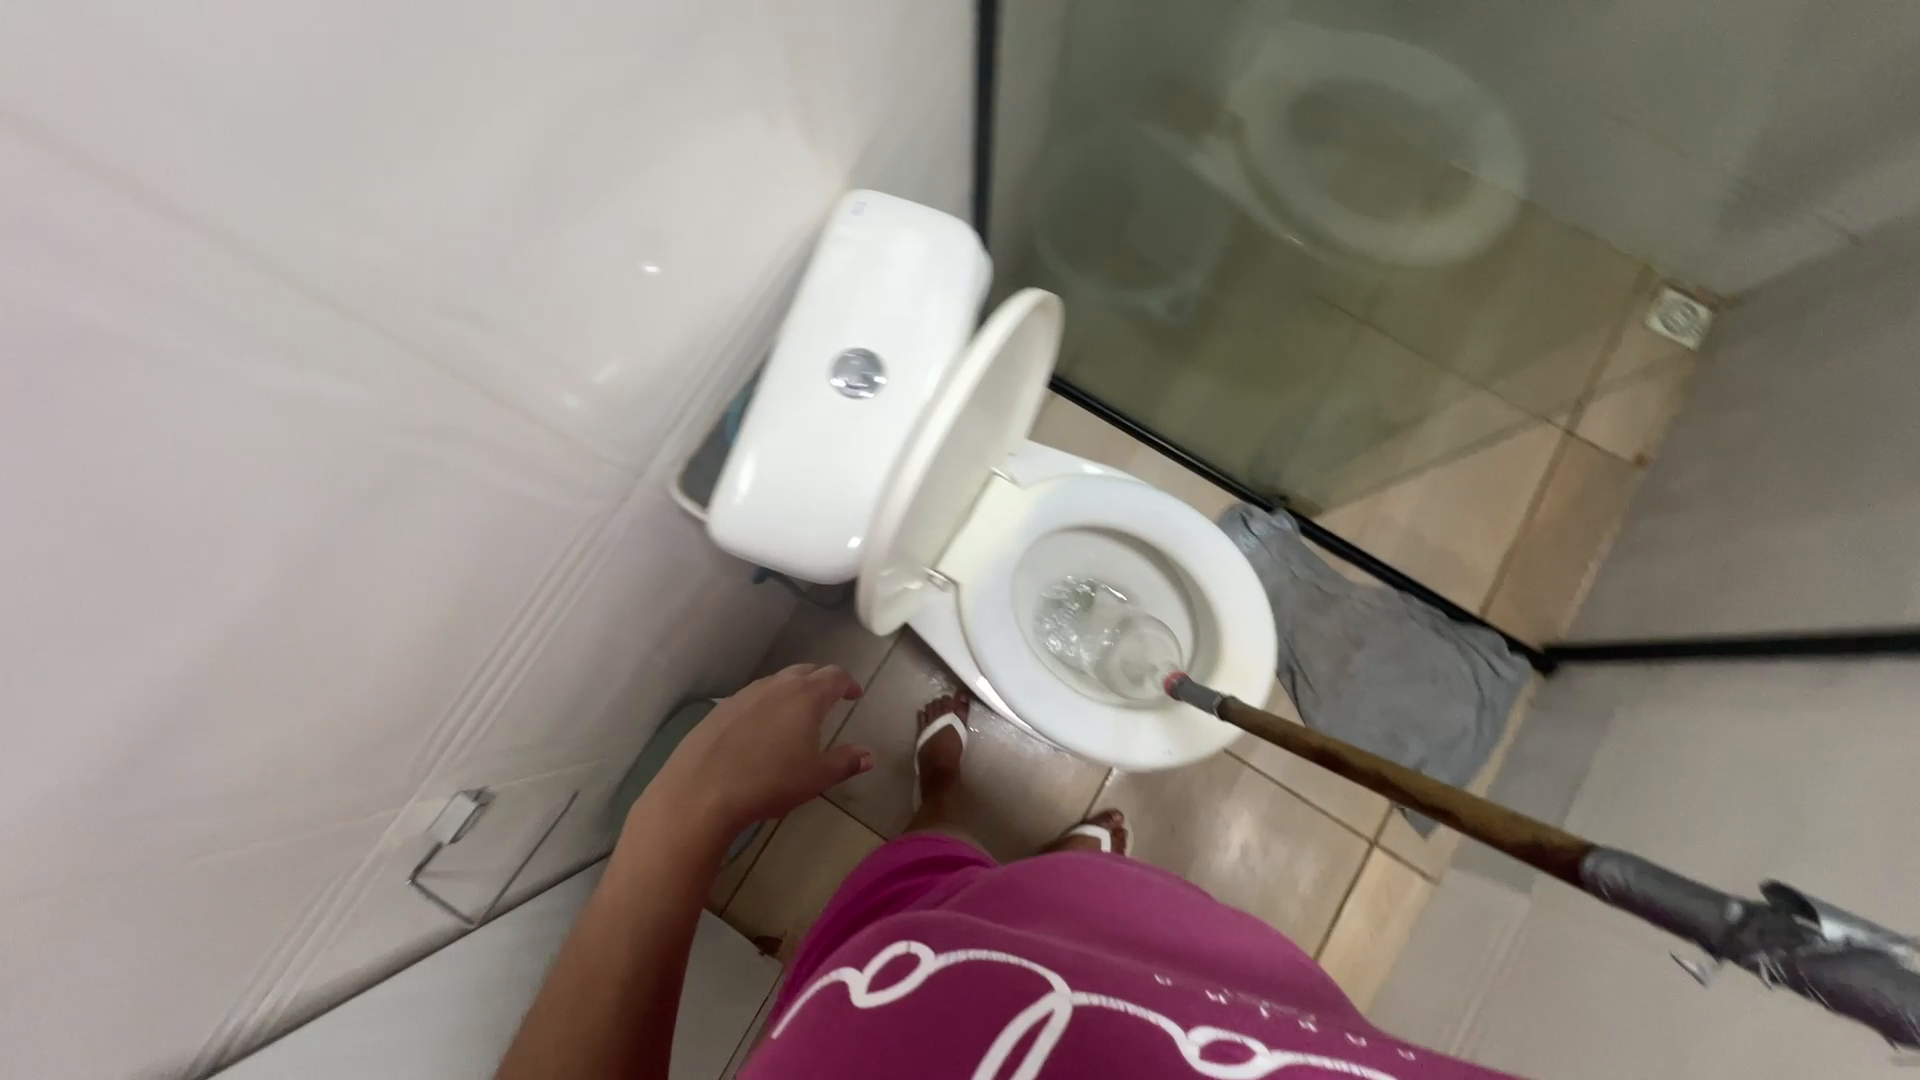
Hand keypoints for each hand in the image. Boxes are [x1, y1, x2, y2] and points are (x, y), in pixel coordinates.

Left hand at [647, 664, 872, 836]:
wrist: (701, 791)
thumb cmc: (769, 782)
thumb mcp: (816, 778)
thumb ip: (845, 762)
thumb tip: (869, 755)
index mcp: (806, 696)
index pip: (835, 675)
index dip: (848, 683)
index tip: (854, 694)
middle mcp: (777, 686)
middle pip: (805, 671)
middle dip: (820, 682)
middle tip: (828, 700)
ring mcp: (744, 694)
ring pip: (775, 682)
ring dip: (791, 691)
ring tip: (794, 715)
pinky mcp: (719, 709)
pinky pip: (751, 698)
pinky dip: (764, 705)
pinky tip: (759, 730)